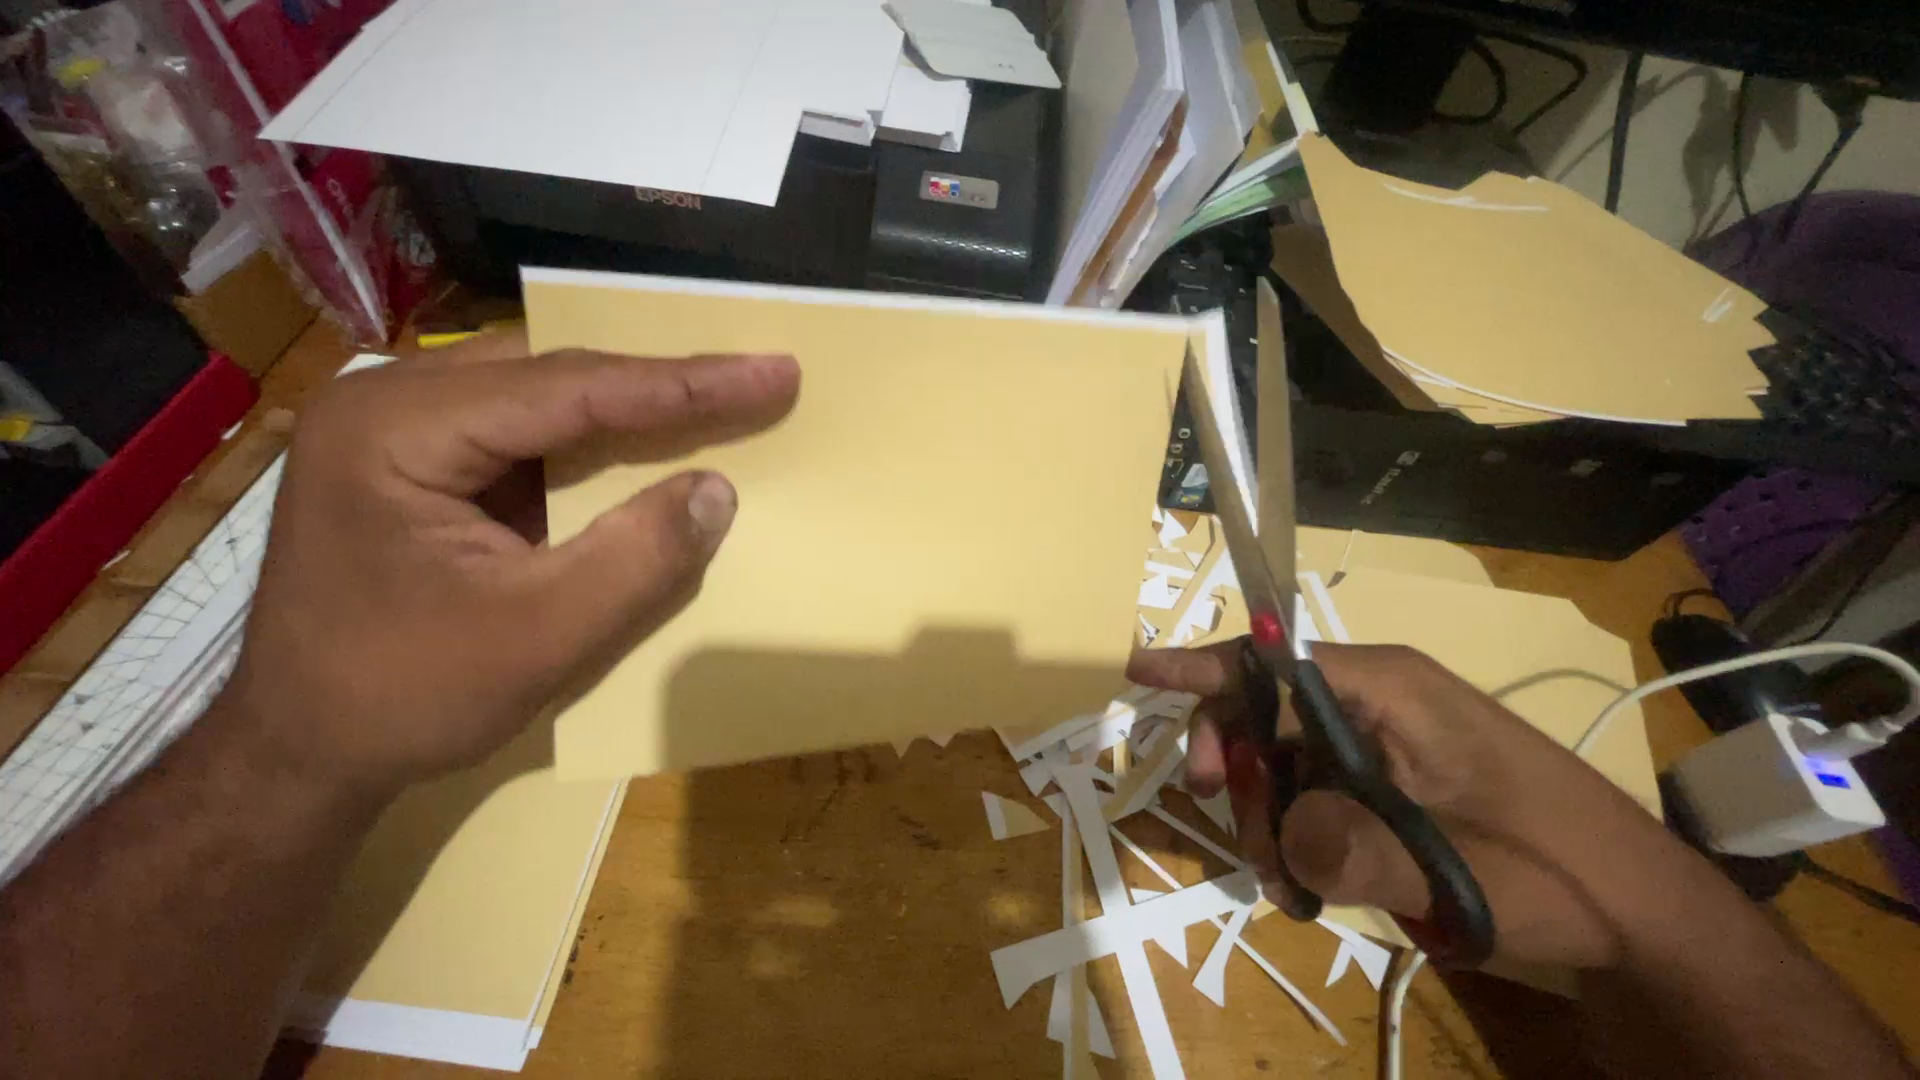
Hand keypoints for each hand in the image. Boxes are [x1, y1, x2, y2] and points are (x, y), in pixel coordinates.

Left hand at [226, 331, 799, 793]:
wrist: (298, 752)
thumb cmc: (403, 698)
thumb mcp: (538, 637)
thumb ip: (636, 558)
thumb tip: (719, 489)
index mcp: (397, 428)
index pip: (570, 388)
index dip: (684, 383)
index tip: (772, 372)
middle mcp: (391, 402)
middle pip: (557, 373)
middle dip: (663, 381)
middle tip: (755, 378)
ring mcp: (402, 430)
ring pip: (546, 394)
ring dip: (634, 405)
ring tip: (719, 401)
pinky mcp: (423, 463)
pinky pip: (530, 431)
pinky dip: (599, 439)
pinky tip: (648, 445)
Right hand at [1128, 640, 1698, 967]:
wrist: (1638, 922)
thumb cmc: (1558, 873)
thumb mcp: (1455, 869)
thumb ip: (1356, 851)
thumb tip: (1279, 839)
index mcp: (1388, 689)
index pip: (1273, 659)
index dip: (1204, 665)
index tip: (1141, 669)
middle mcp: (1371, 704)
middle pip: (1261, 711)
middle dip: (1235, 768)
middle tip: (1230, 822)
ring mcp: (1372, 747)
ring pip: (1276, 762)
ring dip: (1264, 820)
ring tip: (1285, 885)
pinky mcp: (1378, 787)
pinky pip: (1305, 795)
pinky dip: (1291, 837)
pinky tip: (1304, 885)